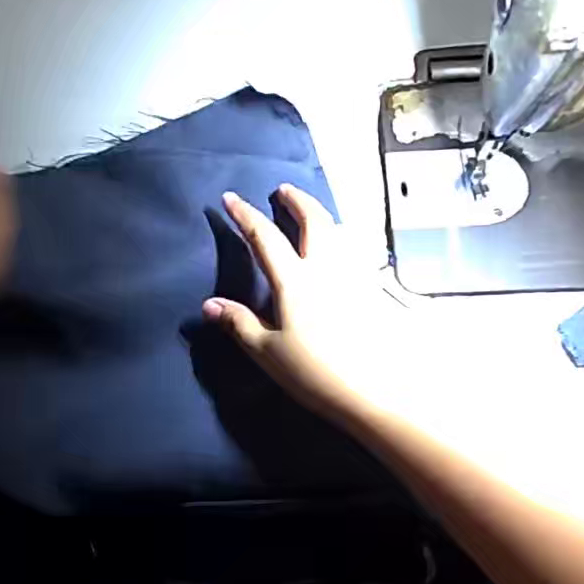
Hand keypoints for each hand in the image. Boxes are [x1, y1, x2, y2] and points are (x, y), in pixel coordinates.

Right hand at [206, 186, 426, 427]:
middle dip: (296, 201)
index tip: (232, 199)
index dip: (245, 215)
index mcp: (295, 281)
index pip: (265, 238)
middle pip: (313, 221)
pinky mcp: (374, 293)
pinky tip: (345, 251)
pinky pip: (357, 254)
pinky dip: (345, 241)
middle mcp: (327, 270)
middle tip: (284, 190)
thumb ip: (239, 323)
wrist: (369, 393)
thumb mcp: (267, 352)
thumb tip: (209, 304)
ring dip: (323, 216)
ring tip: (314, 214)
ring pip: (340, 233)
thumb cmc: (313, 373)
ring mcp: (355, 278)